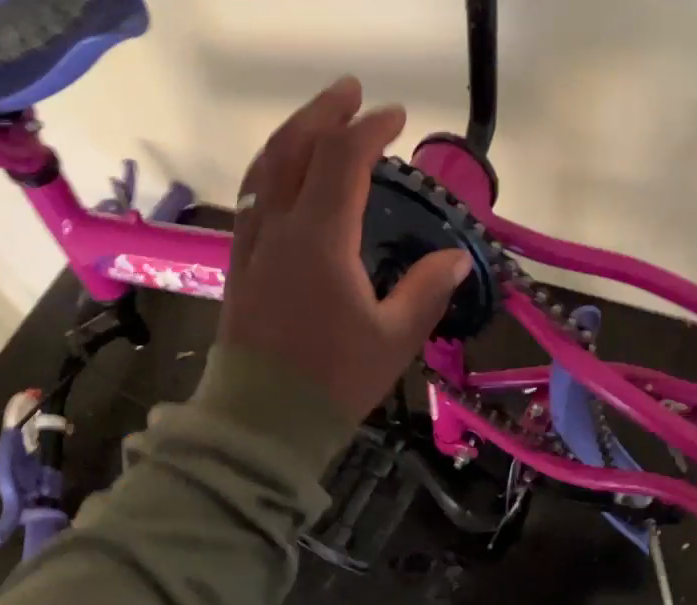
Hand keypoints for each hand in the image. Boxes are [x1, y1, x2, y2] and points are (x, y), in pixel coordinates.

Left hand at [218, 76, 472, 418]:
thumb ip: (426, 291)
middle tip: (352, 93)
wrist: (265, 418)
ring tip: (318, 121)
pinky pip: (252, 199)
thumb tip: (456, 258)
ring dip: (293, 135)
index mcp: (321, 239)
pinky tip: (284, 176)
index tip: (396, 118)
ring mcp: (253, 244)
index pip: (344, 160)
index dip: (370, 130)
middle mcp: (280, 227)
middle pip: (295, 148)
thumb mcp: (394, 339)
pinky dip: (271, 170)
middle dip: (325, 113)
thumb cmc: (335, 380)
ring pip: (265, 168)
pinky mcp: (240, 265)